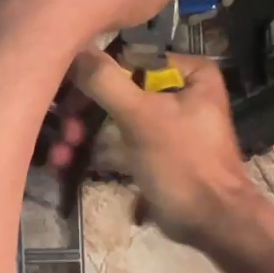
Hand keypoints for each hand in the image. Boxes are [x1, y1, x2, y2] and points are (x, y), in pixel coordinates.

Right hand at [50, 51, 269, 250]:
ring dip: (85, 131)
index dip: (95, 75)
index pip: (131, 59)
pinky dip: (98, 148)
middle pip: (120, 89)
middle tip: (64, 130)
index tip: (66, 96)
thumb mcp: (142, 116)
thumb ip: (106, 81)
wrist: (212, 223)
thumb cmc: (183, 162)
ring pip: (116, 115)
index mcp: (190, 72)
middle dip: (86, 111)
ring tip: (62, 153)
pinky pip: (121, 139)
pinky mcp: (157, 150)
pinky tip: (69, 160)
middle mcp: (181, 90)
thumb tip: (72, 49)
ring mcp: (168, 122)